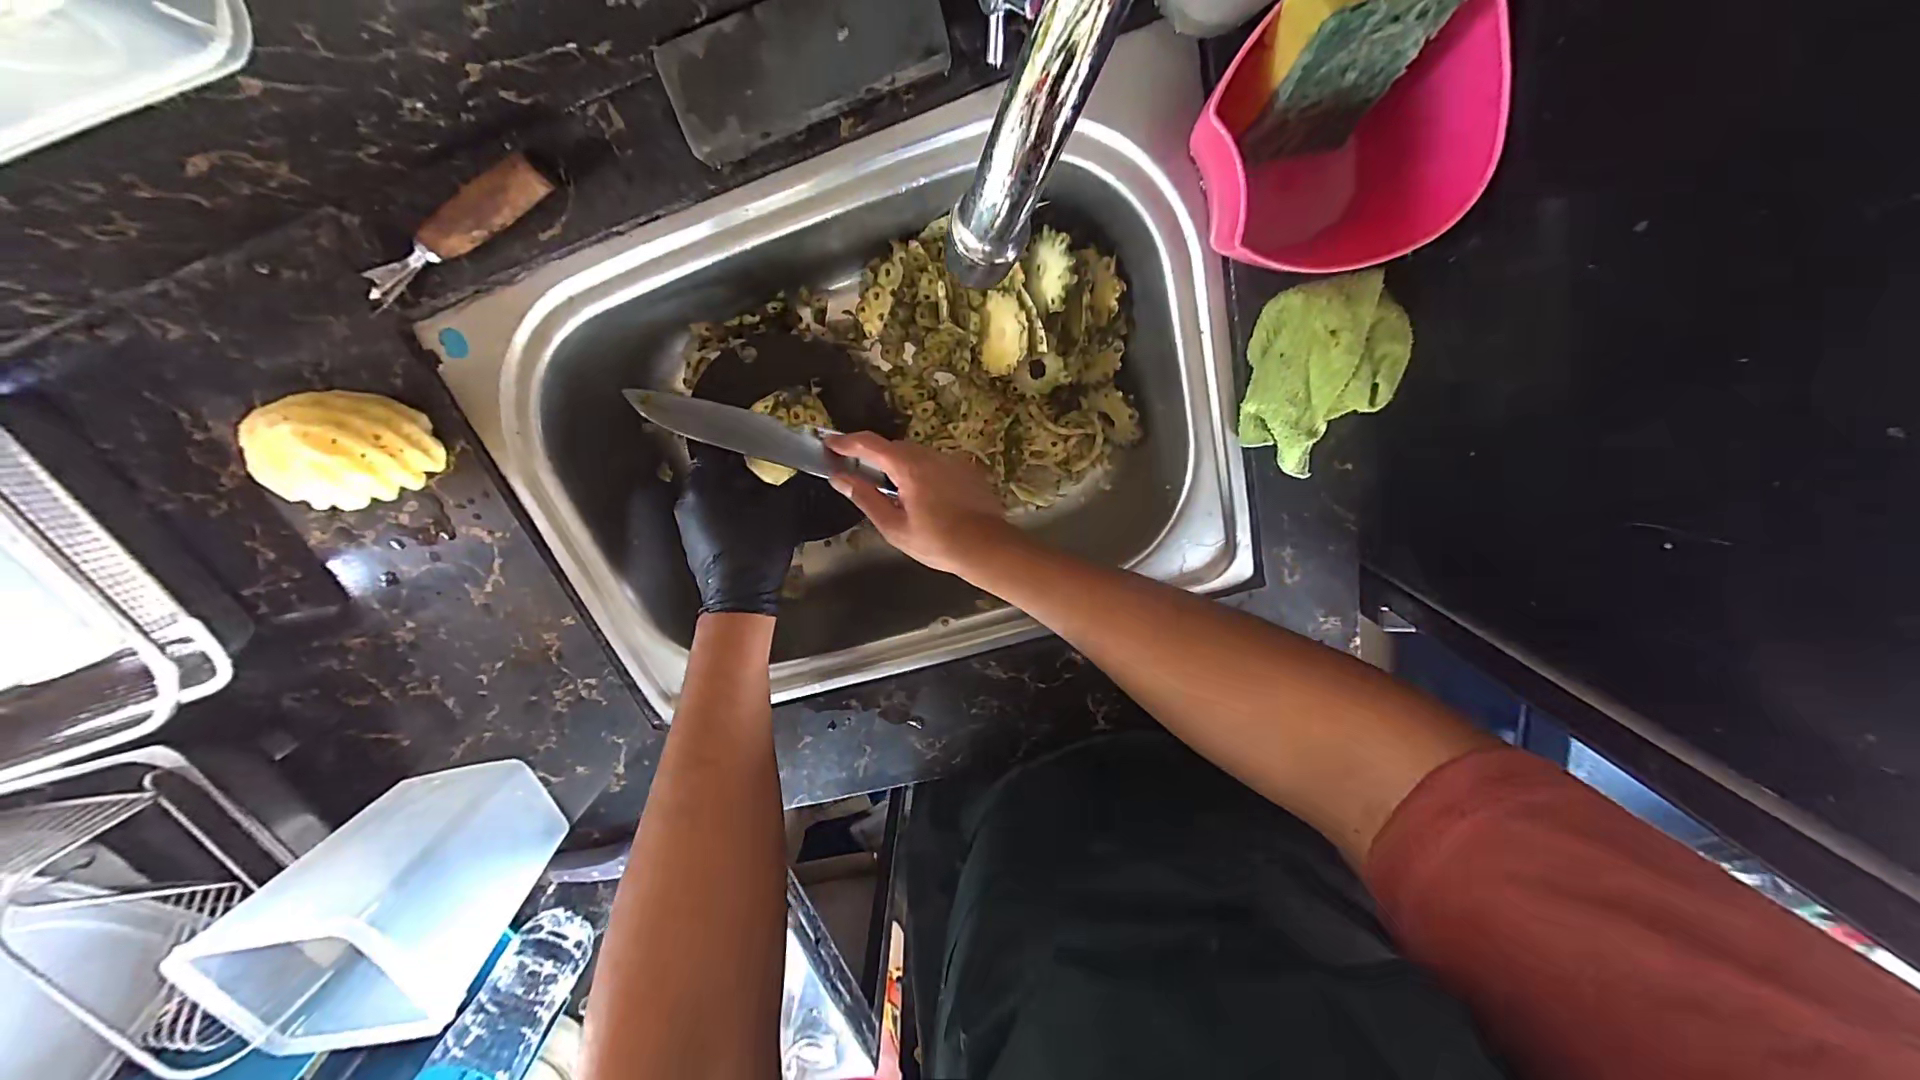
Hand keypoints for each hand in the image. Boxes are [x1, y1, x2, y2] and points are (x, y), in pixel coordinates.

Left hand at [673, 444, 802, 614]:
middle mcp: (686, 495)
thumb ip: (789, 478)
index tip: (754, 441)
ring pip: (710, 492)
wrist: (740, 596)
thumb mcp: (783, 506)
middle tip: (762, 472)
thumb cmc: (759, 545)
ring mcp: (684, 519)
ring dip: (730, 491)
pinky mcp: (689, 538)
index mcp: (704, 479)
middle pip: (713, 469)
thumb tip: (798, 461)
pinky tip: (745, 521)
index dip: (737, 440)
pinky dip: (724, 511)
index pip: (716, 445)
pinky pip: (707, 513)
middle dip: (736, 469)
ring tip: (756, 498)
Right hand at [823, 432, 1021, 577]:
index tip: (829, 444)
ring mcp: (951, 461)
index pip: (870, 444)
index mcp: (909, 467)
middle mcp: (930, 455)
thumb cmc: (938, 542)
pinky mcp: (967, 470)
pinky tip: (924, 499)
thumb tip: (840, 478)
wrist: (988, 546)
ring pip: (917, 455)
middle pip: (894, 447)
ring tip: (892, 492)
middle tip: (857, 472)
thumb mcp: (894, 526)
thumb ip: (865, 498)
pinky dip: (922, 473)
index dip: (846, 442)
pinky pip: (936, 465)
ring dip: (899, 466)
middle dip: (873, 456)